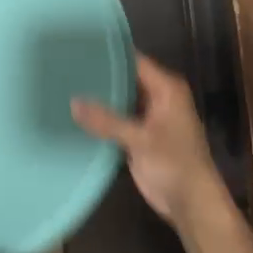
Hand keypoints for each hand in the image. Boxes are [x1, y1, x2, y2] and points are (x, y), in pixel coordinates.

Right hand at [72, 55, 229, 225]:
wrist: (190, 204)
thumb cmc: (175, 165)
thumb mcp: (141, 140)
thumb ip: (106, 120)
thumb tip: (72, 101)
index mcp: (166, 89)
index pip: (133, 61)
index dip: (107, 54)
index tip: (76, 48)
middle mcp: (157, 97)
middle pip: (124, 79)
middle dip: (97, 76)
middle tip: (62, 67)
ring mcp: (147, 117)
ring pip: (118, 100)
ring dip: (97, 98)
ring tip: (61, 85)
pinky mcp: (137, 136)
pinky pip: (114, 120)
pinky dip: (99, 118)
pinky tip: (73, 113)